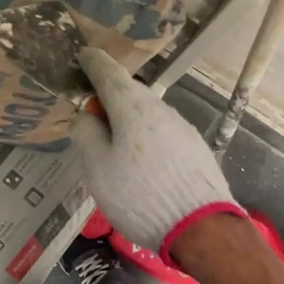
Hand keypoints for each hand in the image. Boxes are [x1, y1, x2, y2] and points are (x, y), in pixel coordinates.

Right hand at [70, 48, 243, 256]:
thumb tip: (87, 116)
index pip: (108, 73)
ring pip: (148, 115)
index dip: (93, 63)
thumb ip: (86, 135)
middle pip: (130, 94)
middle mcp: (161, 109)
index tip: (83, 56)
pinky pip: (162, 134)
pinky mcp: (195, 150)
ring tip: (115, 145)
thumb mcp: (98, 169)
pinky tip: (142, 163)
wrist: (201, 226)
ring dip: (129, 121)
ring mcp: (182, 129)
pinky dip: (146, 138)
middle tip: (92, 114)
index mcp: (133, 108)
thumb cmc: (139, 195)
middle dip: (110, 97)